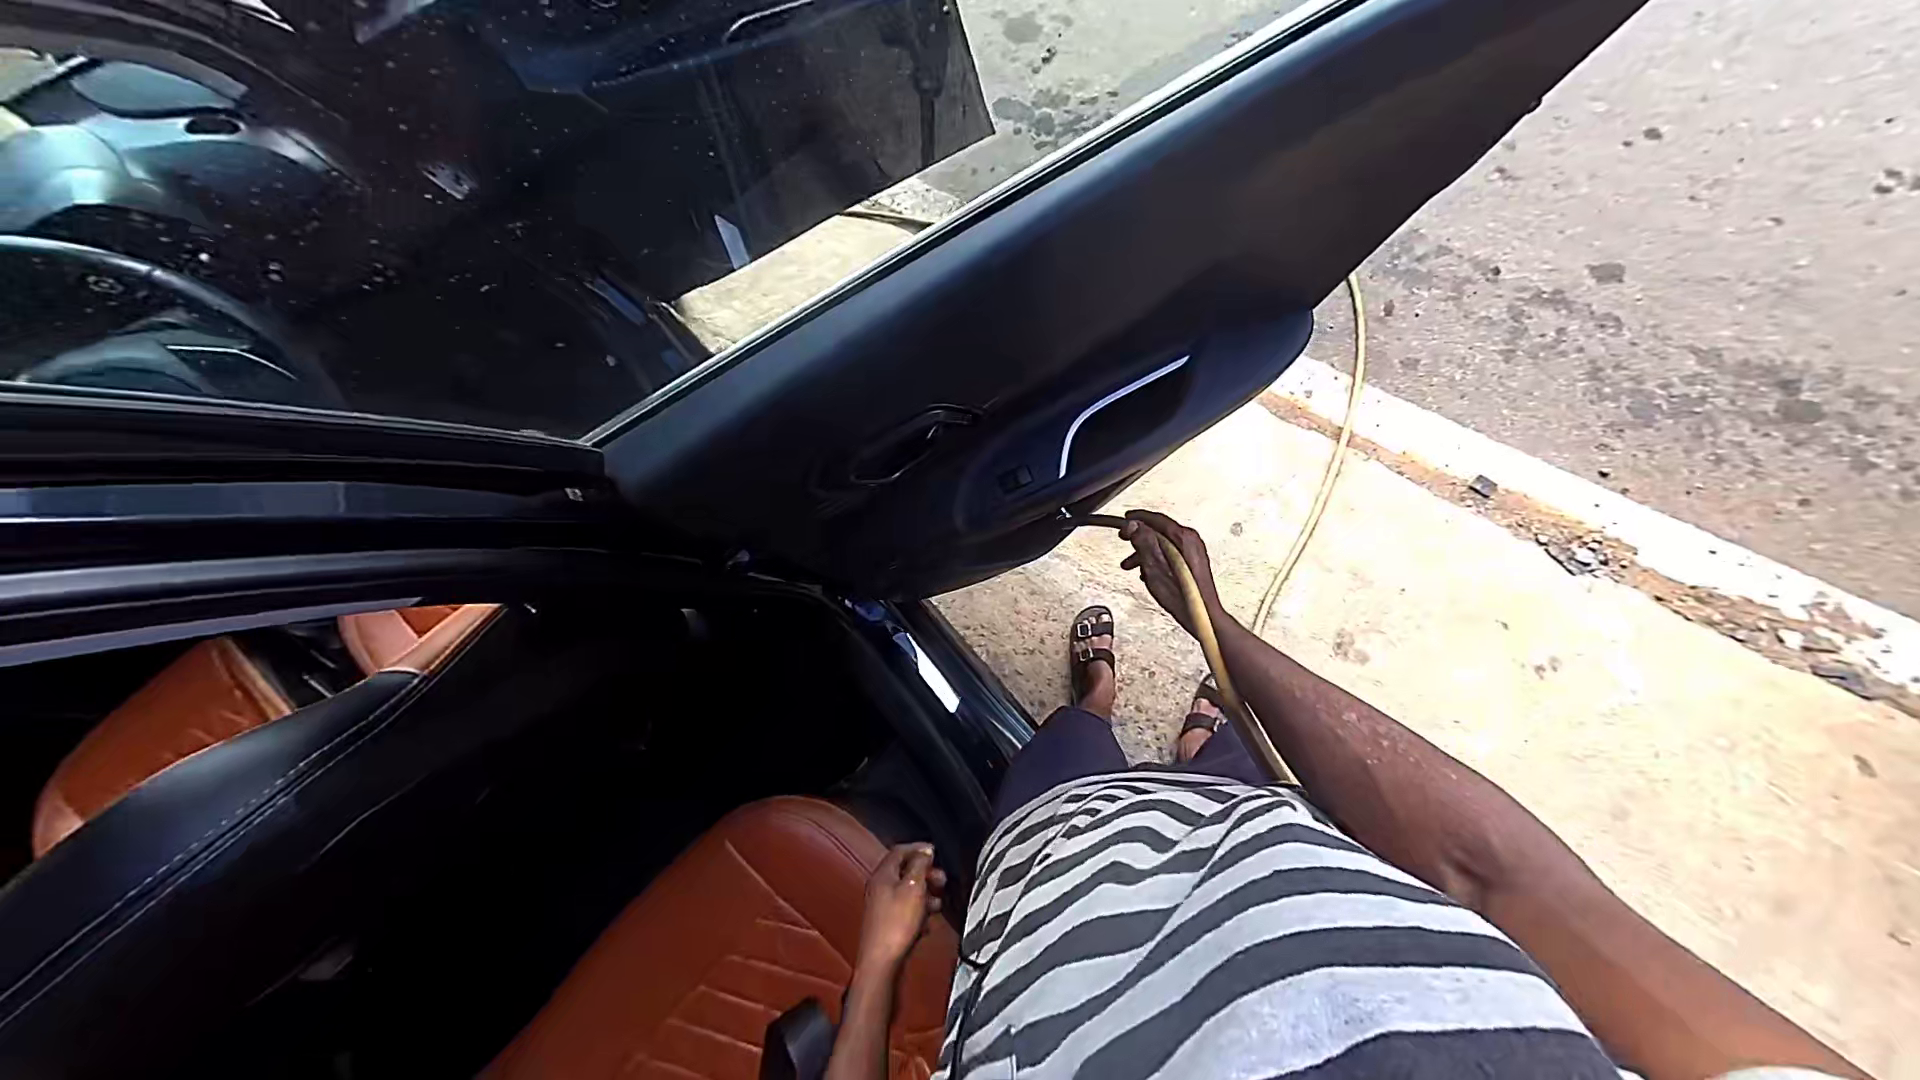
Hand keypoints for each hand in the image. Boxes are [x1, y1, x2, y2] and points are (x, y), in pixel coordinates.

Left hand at [856, 844, 945, 976]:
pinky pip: (905, 910)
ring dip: (924, 894)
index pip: (900, 850)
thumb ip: (920, 865)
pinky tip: (926, 923)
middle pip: (905, 871)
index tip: (934, 852)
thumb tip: (925, 851)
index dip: (918, 848)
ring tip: (937, 903)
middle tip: (940, 879)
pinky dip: (918, 911)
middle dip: (925, 874)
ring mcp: (881, 906)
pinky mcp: (886, 924)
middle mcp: (879, 887)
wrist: (882, 964)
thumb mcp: (914, 887)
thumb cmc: (895, 925)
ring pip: (907, 892)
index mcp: (883, 874)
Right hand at [1120, 510, 1224, 638]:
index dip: (1137, 519)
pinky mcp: (1193, 563)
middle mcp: (1191, 542)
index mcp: (1183, 538)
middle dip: (1139, 537)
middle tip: (1125, 539)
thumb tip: (1134, 526)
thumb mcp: (1154, 566)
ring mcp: (1194, 552)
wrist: (1201, 615)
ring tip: (1131, 563)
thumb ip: (1143, 542)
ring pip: (1163, 543)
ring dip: (1145, 550)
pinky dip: (1155, 558)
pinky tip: (1147, 571)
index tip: (1125, 520)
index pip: (1157, 519)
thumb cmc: (1182, 596)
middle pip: (1160, 530)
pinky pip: (1170, 552)